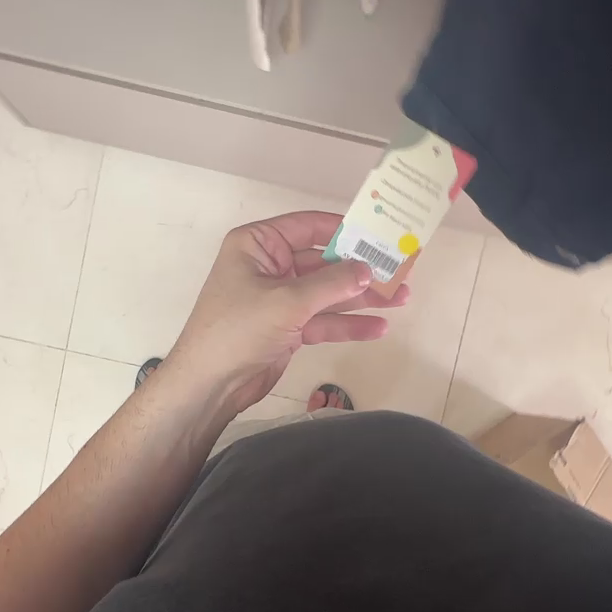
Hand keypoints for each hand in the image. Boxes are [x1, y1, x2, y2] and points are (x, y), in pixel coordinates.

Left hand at [164, 211, 409, 414]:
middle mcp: (269, 267)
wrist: (210, 383)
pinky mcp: (286, 329)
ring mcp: (278, 300)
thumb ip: (331, 284)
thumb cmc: (238, 329)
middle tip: (400, 270)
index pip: (308, 227)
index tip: (380, 232)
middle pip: (323, 263)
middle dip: (360, 270)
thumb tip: (368, 269)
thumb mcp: (287, 301)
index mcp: (258, 245)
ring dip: (361, 299)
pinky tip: (377, 327)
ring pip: (327, 294)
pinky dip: (347, 324)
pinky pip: (322, 321)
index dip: (344, 229)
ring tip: (401, 299)